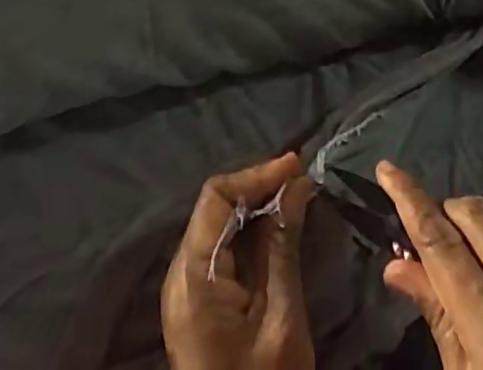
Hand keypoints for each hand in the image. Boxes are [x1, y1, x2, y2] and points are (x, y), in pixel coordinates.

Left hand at [162, 153, 316, 369]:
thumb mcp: (281, 318)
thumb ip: (283, 246)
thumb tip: (298, 186)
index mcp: (193, 274)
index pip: (217, 197)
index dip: (257, 174)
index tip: (298, 166)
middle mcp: (180, 271)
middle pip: (214, 207)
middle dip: (258, 186)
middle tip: (302, 179)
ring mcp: (185, 286)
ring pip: (218, 224)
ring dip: (255, 206)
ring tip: (296, 195)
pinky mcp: (196, 299)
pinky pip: (220, 248)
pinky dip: (249, 231)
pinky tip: (278, 228)